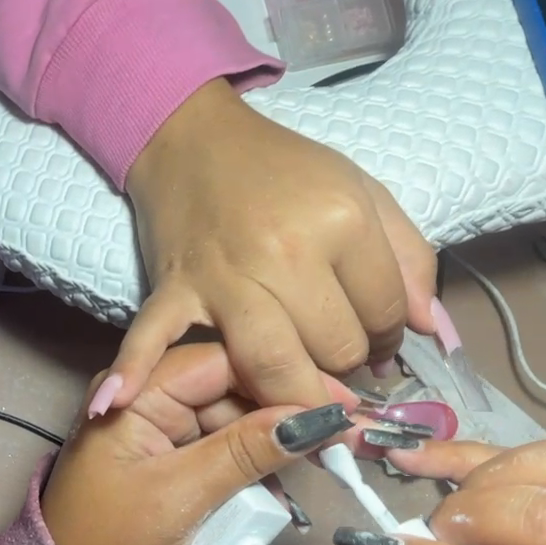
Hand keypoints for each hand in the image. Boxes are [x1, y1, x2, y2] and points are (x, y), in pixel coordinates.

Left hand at [43, 344, 354, 544]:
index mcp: (135, 389)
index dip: (283, 378)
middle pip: (230, 388)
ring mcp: (157, 423)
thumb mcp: (180, 494)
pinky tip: (280, 484)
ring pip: (230, 418)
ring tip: (321, 463)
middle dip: (283, 414)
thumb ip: (246, 452)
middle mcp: (146, 394)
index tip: (341, 402)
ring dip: (270, 444)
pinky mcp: (166, 452)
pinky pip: (217, 444)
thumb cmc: (111, 538)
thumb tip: (318, 418)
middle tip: (343, 439)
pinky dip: (247, 464)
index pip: (222, 361)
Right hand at [106, 79, 438, 413]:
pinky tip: (113, 403)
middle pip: (333, 350)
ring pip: (270, 365)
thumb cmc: (283, 170)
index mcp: (340, 222)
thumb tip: (432, 330)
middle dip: (346, 366)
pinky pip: (152, 338)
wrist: (195, 139)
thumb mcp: (363, 192)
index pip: (384, 314)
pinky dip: (133, 371)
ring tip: (303, 404)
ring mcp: (221, 278)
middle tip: (335, 356)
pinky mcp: (173, 291)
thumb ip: (409, 258)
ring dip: (293, 397)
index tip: (374, 335)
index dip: (390, 335)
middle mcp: (283, 254)